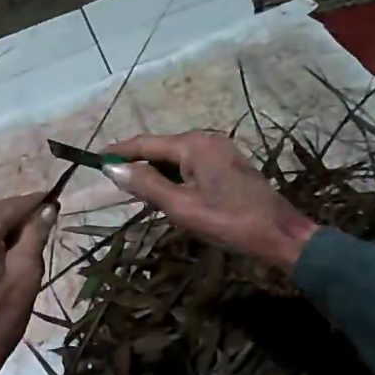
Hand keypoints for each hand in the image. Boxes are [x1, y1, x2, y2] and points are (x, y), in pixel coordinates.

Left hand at [0, 193, 55, 374]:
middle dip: (22, 227)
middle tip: (44, 250)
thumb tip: (47, 208)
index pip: (16, 203)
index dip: (42, 205)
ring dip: (6, 243)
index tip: (62, 203)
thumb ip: (35, 234)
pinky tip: (2, 276)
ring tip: (25, 269)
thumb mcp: (26, 273)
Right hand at [102, 132, 319, 271]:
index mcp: (194, 144)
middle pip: (161, 148)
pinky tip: (164, 194)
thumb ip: (147, 185)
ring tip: (133, 191)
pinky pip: (190, 166)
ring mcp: (219, 151)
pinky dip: (173, 177)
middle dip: (137, 163)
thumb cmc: (230, 222)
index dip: (119, 151)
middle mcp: (206, 140)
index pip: (146, 143)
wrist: (280, 235)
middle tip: (111, 182)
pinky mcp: (227, 166)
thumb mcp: (182, 207)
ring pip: (175, 159)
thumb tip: (114, 169)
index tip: (94, 159)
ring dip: (155, 173)